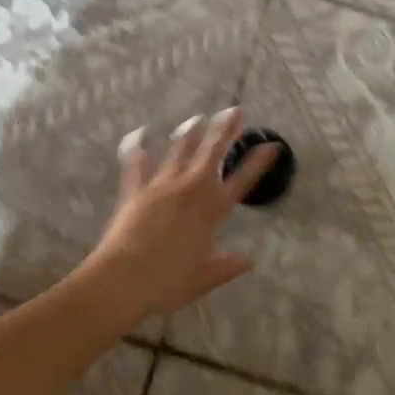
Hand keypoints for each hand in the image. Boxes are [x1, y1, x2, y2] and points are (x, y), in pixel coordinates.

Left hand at [78, 106, 279, 321]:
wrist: (123, 279)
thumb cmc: (166, 284)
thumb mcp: (201, 279)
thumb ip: (225, 267)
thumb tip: (248, 261)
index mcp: (211, 212)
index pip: (241, 182)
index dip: (258, 162)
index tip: (271, 146)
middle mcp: (190, 191)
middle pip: (211, 154)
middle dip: (224, 131)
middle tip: (234, 110)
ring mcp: (162, 186)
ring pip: (179, 151)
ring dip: (189, 132)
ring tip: (197, 117)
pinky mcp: (136, 189)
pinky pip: (136, 163)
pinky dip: (138, 147)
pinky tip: (139, 133)